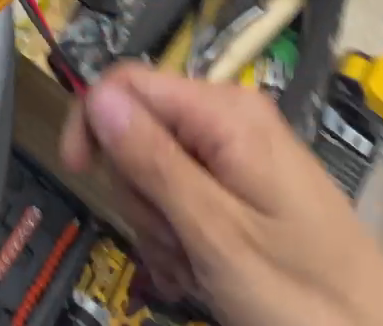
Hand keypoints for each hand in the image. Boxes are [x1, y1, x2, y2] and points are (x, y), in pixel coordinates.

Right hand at [59, 64, 382, 325]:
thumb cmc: (305, 301)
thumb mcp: (216, 234)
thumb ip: (153, 160)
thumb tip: (97, 93)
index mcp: (225, 112)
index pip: (127, 82)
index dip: (93, 120)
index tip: (77, 172)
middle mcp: (230, 118)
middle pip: (138, 126)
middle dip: (139, 189)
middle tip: (172, 244)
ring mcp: (240, 152)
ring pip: (154, 166)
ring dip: (158, 221)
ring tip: (193, 267)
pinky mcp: (246, 185)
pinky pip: (183, 191)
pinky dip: (179, 231)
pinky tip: (200, 270)